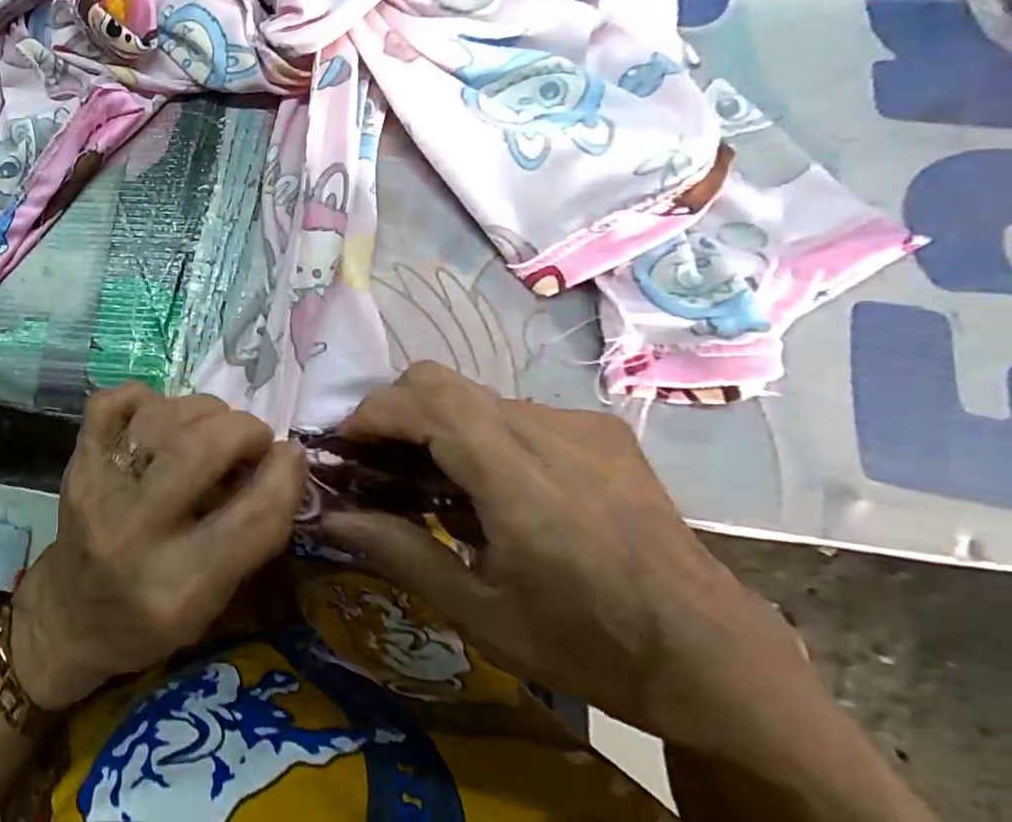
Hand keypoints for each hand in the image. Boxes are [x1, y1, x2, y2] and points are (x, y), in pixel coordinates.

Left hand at [8, 384, 306, 710]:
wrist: (68, 614)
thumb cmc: (148, 620)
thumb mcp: (211, 604)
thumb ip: (249, 536)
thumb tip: (283, 458)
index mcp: (178, 586)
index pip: (252, 518)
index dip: (286, 477)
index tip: (293, 454)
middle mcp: (134, 531)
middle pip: (201, 449)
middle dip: (244, 430)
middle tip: (253, 440)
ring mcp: (96, 488)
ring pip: (161, 415)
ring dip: (203, 410)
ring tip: (212, 429)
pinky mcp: (75, 461)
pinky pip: (111, 402)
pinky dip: (146, 398)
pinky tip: (162, 418)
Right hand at [318, 362, 807, 753]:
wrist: (718, 665)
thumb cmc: (587, 644)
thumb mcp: (478, 612)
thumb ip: (397, 550)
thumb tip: (328, 515)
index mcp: (520, 480)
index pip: (425, 403)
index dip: (370, 414)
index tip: (342, 448)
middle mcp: (551, 434)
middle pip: (439, 381)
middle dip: (391, 410)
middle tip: (374, 462)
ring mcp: (582, 428)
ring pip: (473, 394)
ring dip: (431, 422)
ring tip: (426, 481)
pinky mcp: (603, 435)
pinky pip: (512, 411)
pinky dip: (474, 432)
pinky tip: (484, 486)